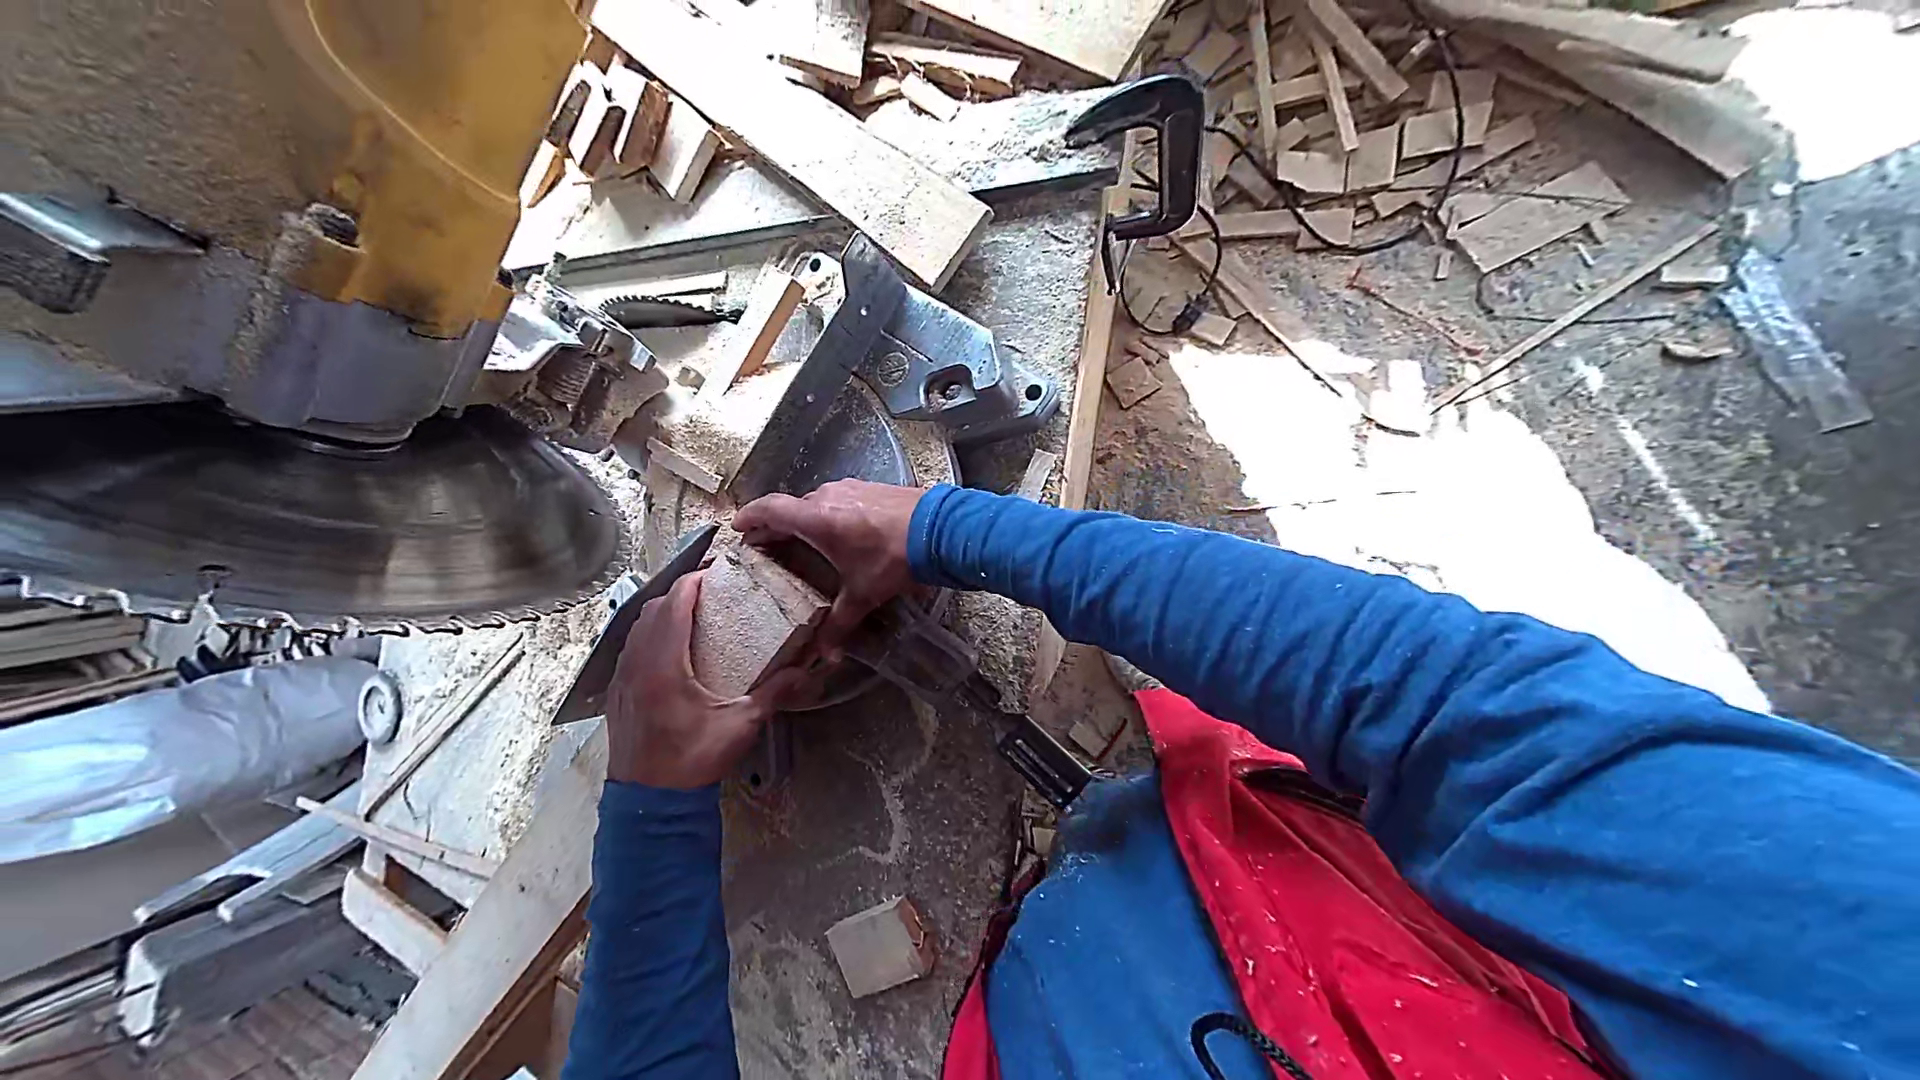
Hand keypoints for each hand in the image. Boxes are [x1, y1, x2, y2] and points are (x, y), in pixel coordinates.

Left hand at [605, 571, 807, 788]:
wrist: (648, 801)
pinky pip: (630, 646)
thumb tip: (804, 672)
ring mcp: (622, 678)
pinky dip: (650, 632)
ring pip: (637, 626)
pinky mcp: (618, 692)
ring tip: (693, 610)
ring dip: (664, 611)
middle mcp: (637, 665)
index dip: (693, 582)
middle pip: (654, 609)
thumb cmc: (691, 761)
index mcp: (663, 666)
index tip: (714, 572)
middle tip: (710, 589)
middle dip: (681, 591)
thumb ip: (773, 694)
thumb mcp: (740, 726)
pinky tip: (670, 644)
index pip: (674, 605)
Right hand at [731, 480, 924, 659]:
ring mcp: (852, 488)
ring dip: (804, 518)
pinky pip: (839, 499)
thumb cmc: (893, 558)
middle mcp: (828, 496)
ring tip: (801, 540)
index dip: (749, 517)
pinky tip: (839, 531)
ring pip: (816, 501)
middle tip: (767, 544)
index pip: (768, 509)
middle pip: (791, 507)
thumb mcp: (863, 594)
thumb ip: (839, 623)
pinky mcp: (872, 487)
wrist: (939, 528)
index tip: (738, 528)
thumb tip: (826, 655)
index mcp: (815, 518)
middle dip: (776, 525)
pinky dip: (829, 513)